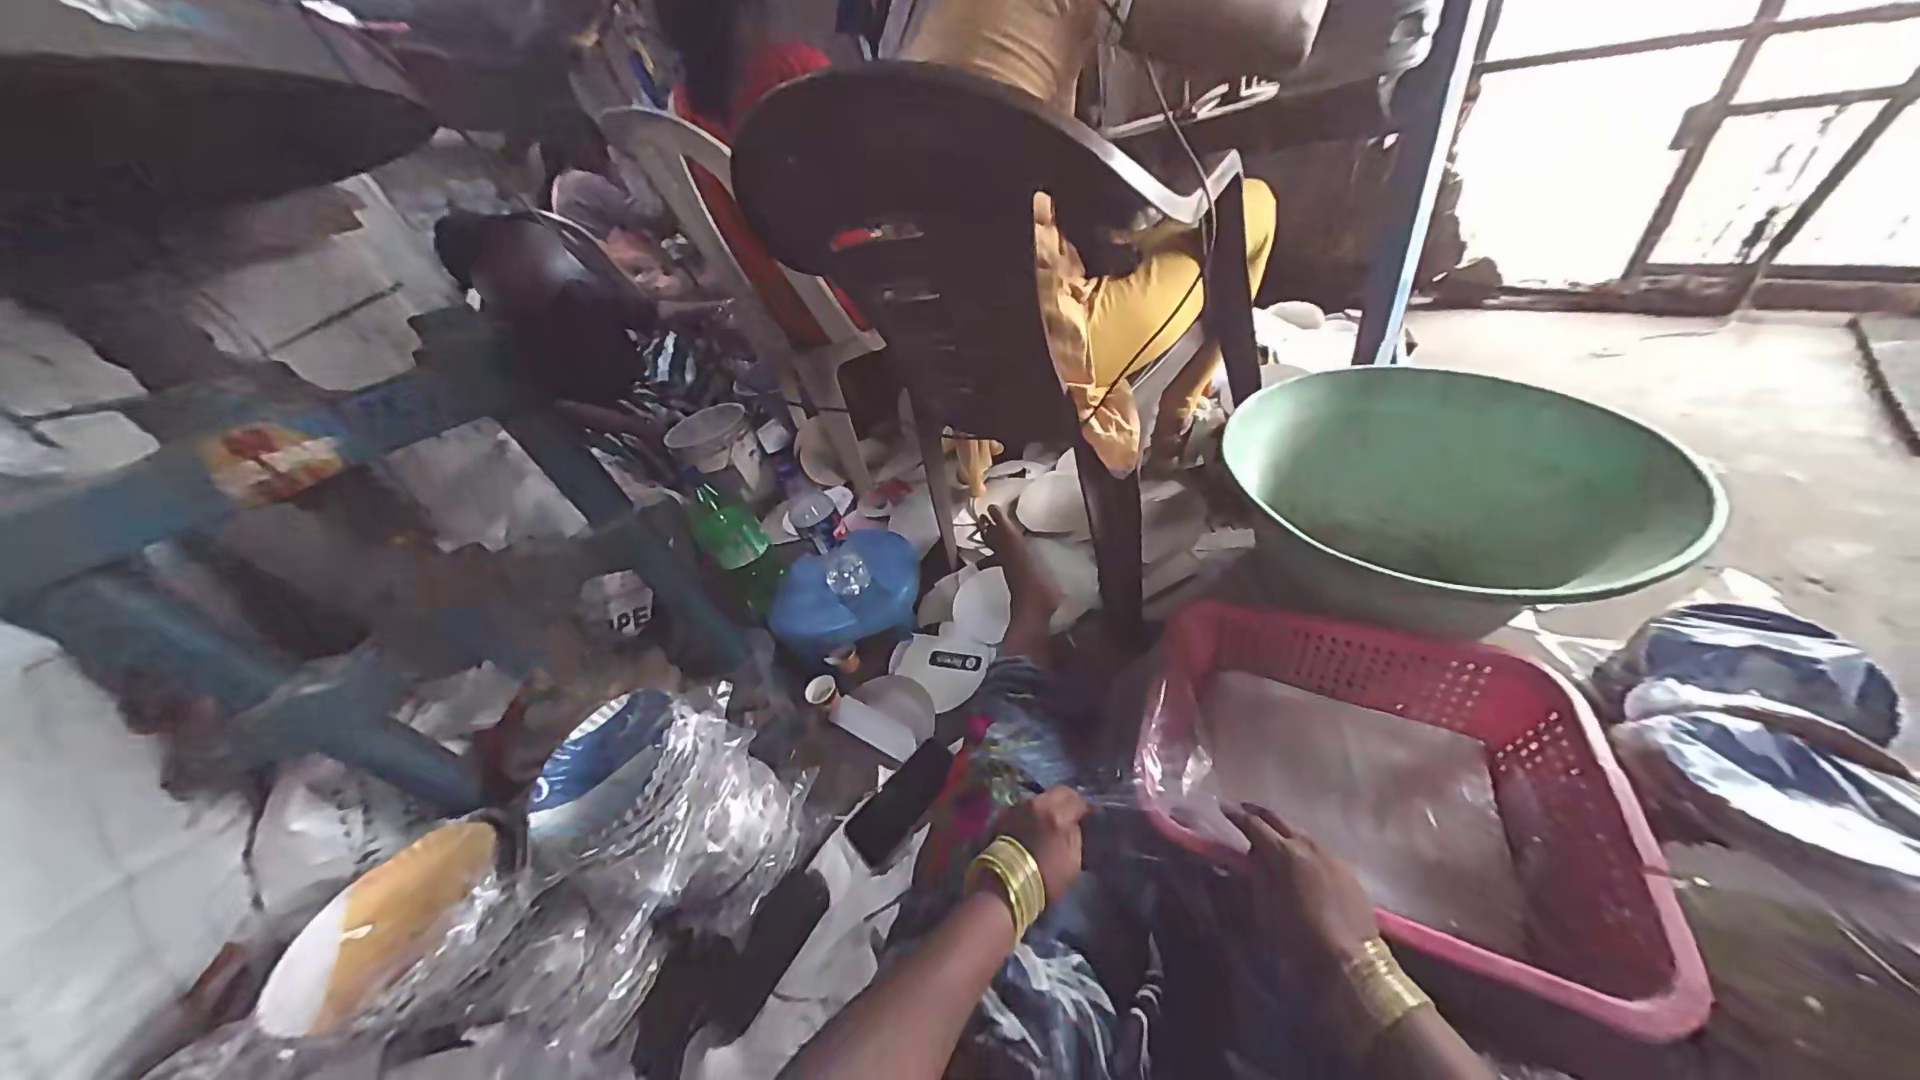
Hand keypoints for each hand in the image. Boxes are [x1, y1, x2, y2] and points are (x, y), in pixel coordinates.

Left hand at [993, 786, 1089, 906]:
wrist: (1006, 882)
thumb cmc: (1044, 877)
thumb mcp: (1072, 862)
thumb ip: (1075, 836)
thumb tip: (1074, 824)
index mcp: (1058, 815)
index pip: (1077, 799)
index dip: (1084, 808)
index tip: (1086, 817)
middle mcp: (1038, 803)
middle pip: (1058, 791)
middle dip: (1067, 800)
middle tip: (1070, 813)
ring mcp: (1019, 805)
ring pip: (1040, 798)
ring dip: (1047, 805)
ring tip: (1048, 820)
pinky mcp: (1005, 813)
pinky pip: (1024, 806)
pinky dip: (1031, 812)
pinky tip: (1032, 825)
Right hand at [1225, 803, 1377, 972]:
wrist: (1353, 964)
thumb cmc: (1299, 938)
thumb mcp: (1265, 906)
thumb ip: (1257, 875)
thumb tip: (1251, 856)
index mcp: (1283, 853)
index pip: (1253, 825)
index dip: (1235, 815)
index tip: (1222, 807)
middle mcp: (1307, 846)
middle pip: (1278, 819)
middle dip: (1257, 812)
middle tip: (1242, 810)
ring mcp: (1331, 856)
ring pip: (1300, 832)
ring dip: (1282, 829)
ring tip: (1270, 834)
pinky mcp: (1348, 871)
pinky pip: (1319, 849)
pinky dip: (1303, 847)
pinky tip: (1299, 858)